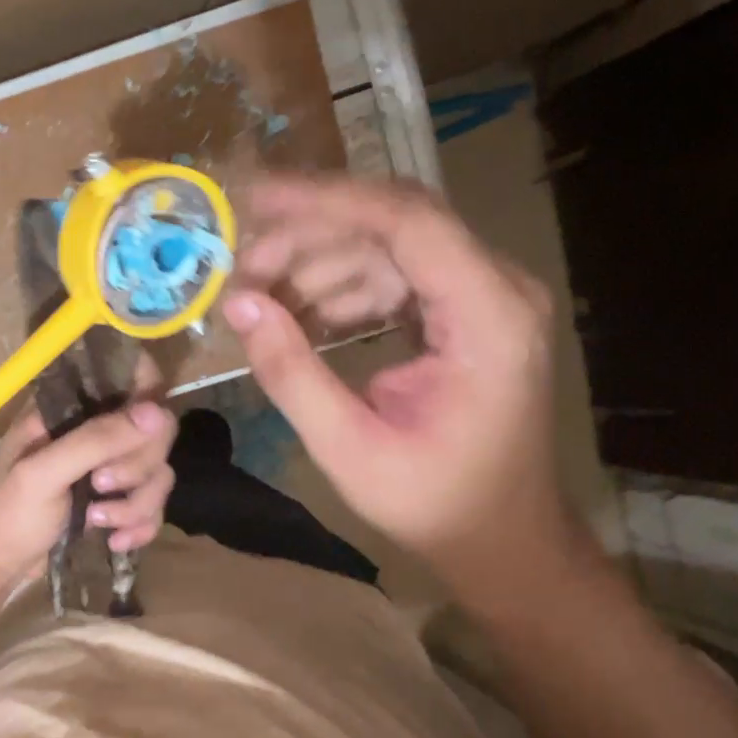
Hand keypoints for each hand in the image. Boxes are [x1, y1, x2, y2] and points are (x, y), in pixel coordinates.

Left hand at [0, 395, 176, 594]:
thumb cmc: (6, 515)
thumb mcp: (43, 475)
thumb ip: (96, 440)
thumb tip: (157, 412)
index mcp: (66, 407)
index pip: (127, 377)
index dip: (147, 400)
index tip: (147, 434)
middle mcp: (89, 429)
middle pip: (152, 430)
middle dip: (137, 467)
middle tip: (101, 486)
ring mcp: (102, 465)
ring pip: (156, 470)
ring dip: (137, 503)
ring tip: (99, 521)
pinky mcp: (111, 499)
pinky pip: (150, 502)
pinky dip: (140, 524)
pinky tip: (115, 541)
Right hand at [220, 174, 577, 591]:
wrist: (500, 537)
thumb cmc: (432, 503)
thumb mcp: (347, 448)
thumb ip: (292, 372)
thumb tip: (238, 303)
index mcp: (488, 316)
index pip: (406, 222)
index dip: (326, 202)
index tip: (254, 199)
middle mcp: (496, 289)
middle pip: (397, 225)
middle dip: (311, 237)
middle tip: (242, 267)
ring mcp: (484, 299)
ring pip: (390, 248)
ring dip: (319, 265)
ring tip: (257, 297)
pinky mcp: (465, 316)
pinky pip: (396, 278)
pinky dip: (341, 291)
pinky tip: (297, 318)